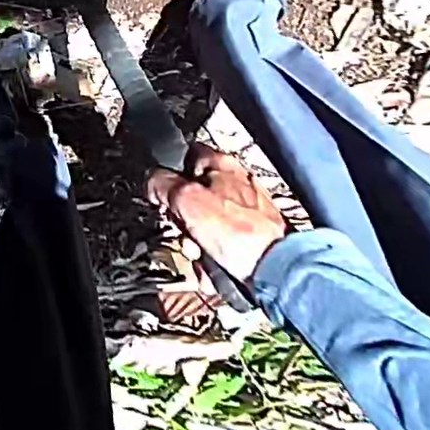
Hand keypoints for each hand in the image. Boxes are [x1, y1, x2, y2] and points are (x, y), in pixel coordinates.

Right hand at [148, 144, 289, 280]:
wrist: (278, 273)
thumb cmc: (240, 233)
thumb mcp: (186, 199)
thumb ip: (162, 183)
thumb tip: (151, 182)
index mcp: (222, 164)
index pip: (183, 157)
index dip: (168, 177)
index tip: (163, 196)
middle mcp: (237, 183)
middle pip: (190, 196)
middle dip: (181, 220)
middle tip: (184, 230)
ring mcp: (246, 212)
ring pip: (202, 225)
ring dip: (195, 244)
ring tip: (203, 254)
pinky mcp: (252, 239)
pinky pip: (219, 246)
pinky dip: (213, 258)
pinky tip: (216, 265)